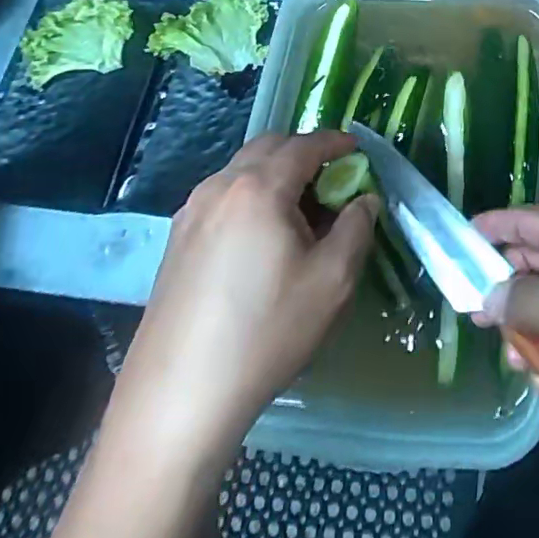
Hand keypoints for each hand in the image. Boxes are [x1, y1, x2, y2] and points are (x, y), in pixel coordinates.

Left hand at [120, 132, 376, 429]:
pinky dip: (250, 198)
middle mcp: (219, 188)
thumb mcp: (334, 280)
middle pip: (268, 148)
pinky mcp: (175, 242)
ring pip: (241, 172)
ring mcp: (190, 214)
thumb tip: (363, 200)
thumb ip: (357, 227)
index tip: (359, 151)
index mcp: (259, 188)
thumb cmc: (267, 330)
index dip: (337, 143)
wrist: (180, 394)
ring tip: (301, 214)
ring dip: (276, 175)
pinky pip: (222, 198)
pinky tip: (262, 239)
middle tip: (333, 182)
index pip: (304, 145)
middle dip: (304, 153)